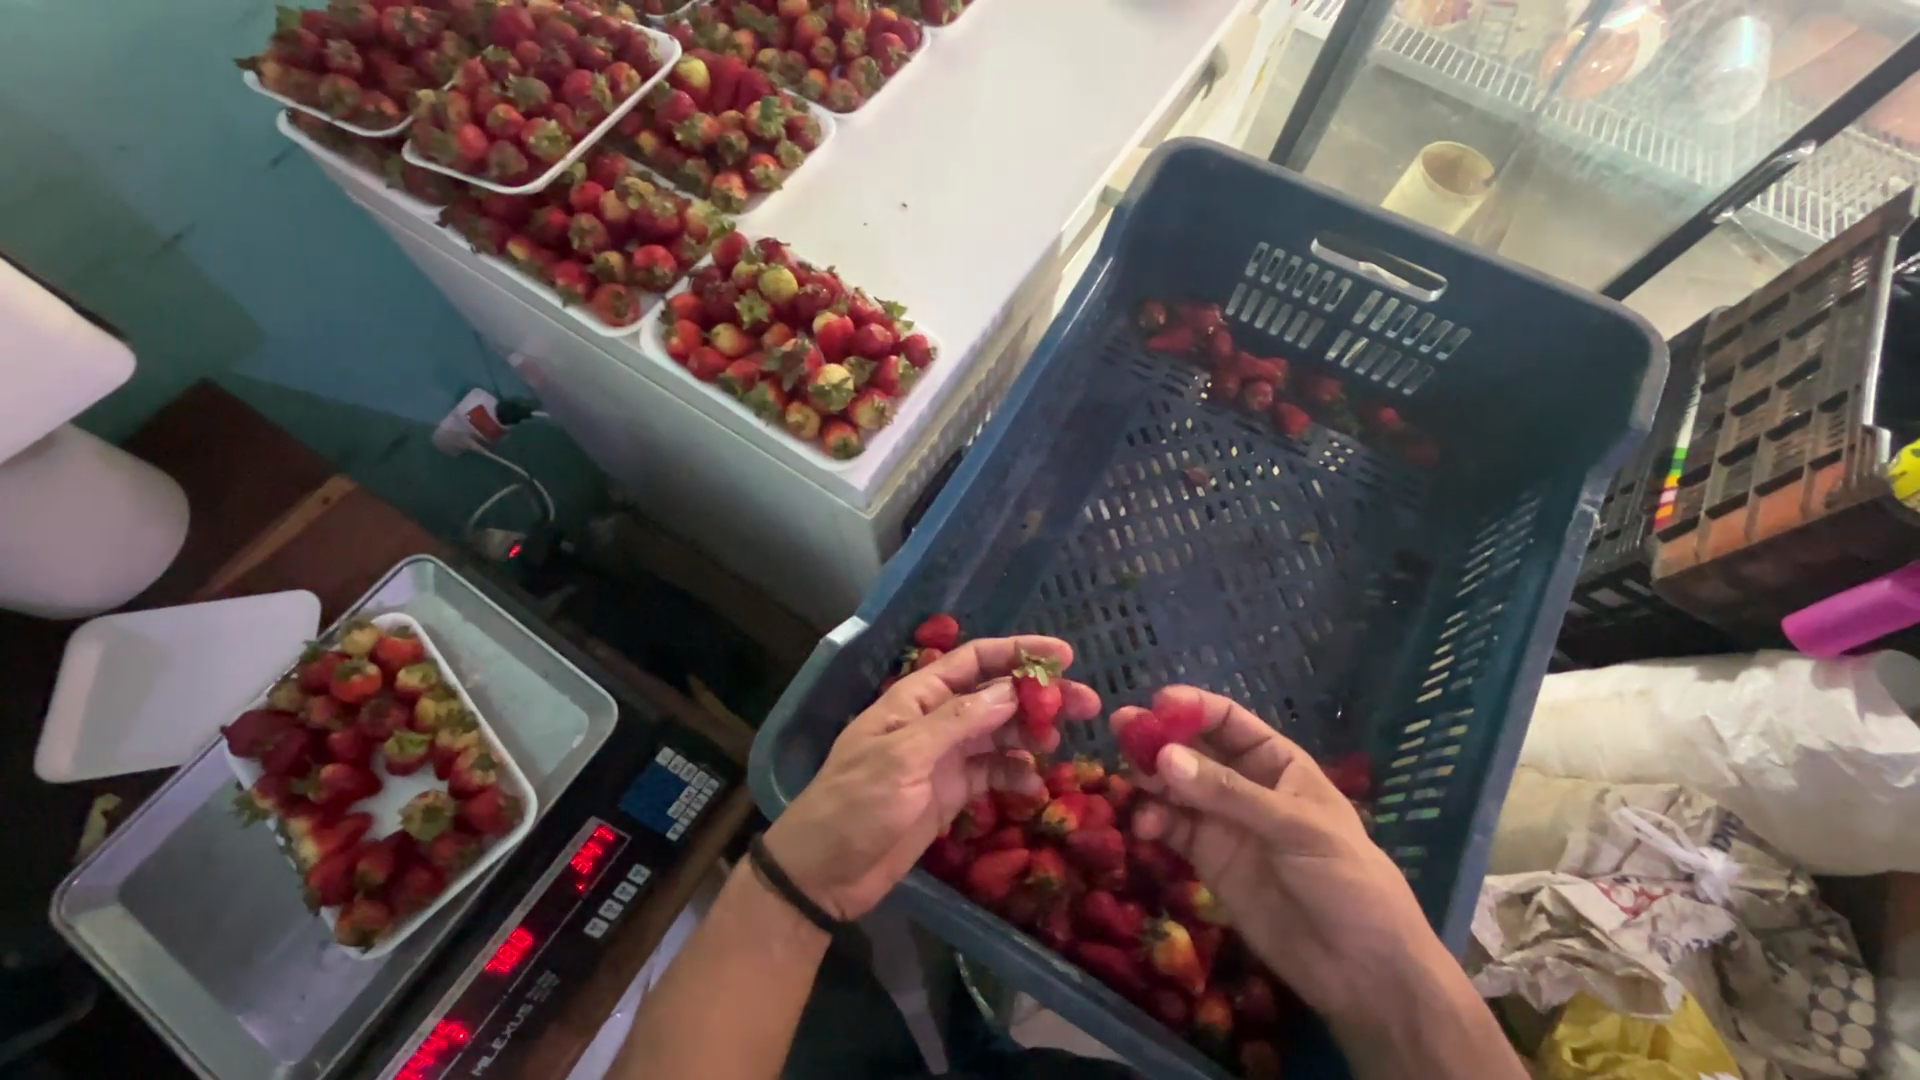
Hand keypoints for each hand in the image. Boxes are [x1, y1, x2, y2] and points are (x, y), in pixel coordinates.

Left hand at [762, 636, 1102, 920]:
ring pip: (1000, 734)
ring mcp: (944, 757)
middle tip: (1087, 704)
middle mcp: (935, 720)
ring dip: (1031, 735)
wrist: (824, 873)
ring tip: (1060, 746)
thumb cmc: (855, 805)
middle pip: (996, 696)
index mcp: (917, 698)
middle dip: (1039, 696)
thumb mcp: (903, 758)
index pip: (975, 660)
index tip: (1065, 655)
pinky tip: (1034, 786)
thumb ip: (958, 722)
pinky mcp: (951, 792)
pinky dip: (1016, 775)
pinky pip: (993, 773)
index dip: (1019, 652)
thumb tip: (1010, 691)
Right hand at [1121, 687, 1448, 1027]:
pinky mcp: (1207, 859)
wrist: (1361, 970)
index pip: (1229, 721)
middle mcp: (1244, 785)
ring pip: (1174, 786)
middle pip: (1192, 749)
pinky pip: (1171, 828)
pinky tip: (1144, 827)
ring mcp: (1222, 822)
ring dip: (1150, 779)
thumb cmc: (1346, 880)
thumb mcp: (1296, 828)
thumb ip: (1228, 793)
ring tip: (1129, 781)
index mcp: (1277, 763)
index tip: (1156, 704)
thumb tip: (1164, 757)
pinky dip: (1153, 821)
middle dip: (1158, 738)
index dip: (1193, 707)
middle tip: (1120, 730)